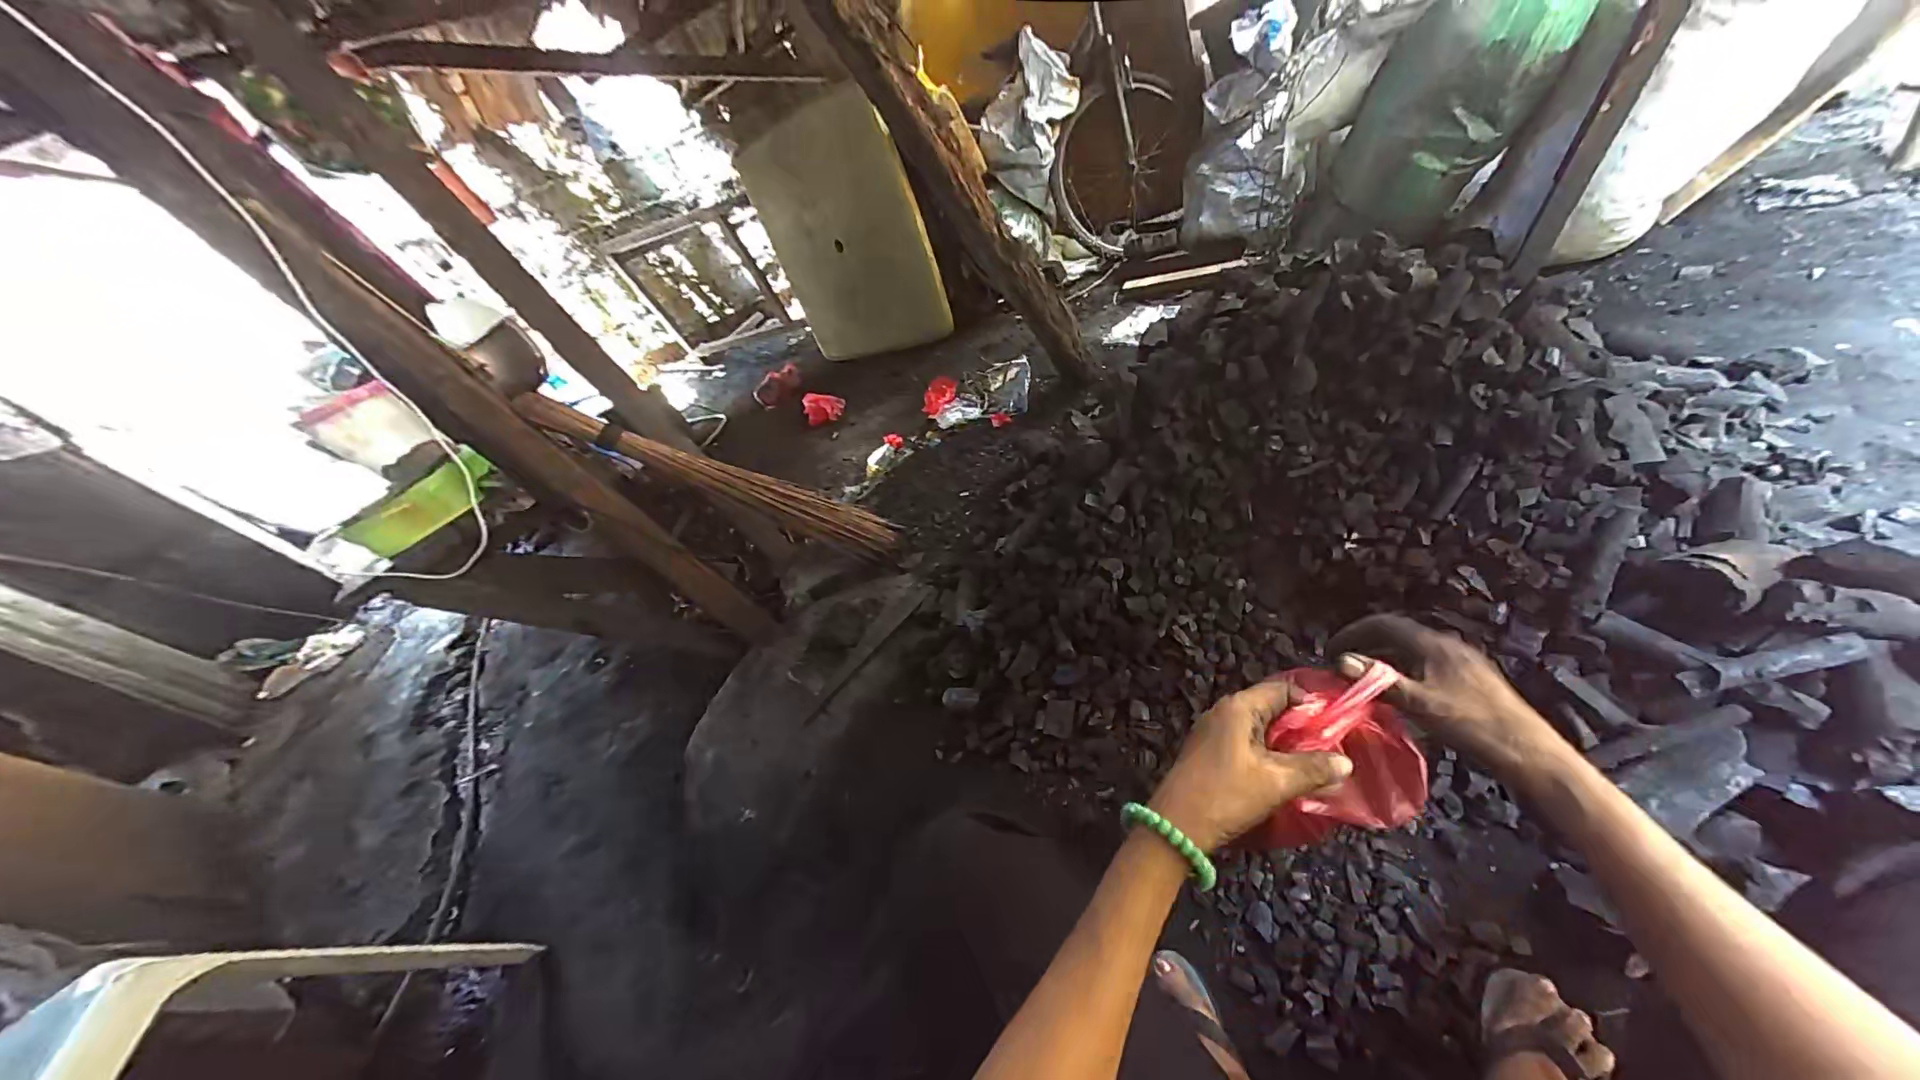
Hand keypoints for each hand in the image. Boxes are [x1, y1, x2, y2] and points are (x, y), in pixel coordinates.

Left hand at [1149, 679, 1352, 851]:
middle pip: (1272, 708)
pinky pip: (1247, 743)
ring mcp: (1214, 731)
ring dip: (1286, 744)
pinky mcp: (1211, 751)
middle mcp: (1224, 712)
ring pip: (1260, 728)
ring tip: (1317, 764)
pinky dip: (1269, 753)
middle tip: (1333, 748)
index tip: (1338, 725)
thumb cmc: (1225, 795)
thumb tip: (1346, 762)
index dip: (1312, 703)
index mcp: (1238, 708)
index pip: (1282, 689)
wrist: (1177, 825)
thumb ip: (1313, 769)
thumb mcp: (1276, 782)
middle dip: (1302, 727)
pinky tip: (1286, 774)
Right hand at [1328, 614, 1572, 792]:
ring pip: (1410, 651)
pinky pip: (1425, 664)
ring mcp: (1461, 661)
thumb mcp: (1419, 704)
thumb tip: (1340, 661)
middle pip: (1396, 635)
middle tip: (1344, 666)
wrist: (1530, 752)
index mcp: (1433, 645)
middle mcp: (1447, 645)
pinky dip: (1402, 671)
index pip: (1382, 623)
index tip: (1331, 650)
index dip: (1352, 633)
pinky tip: (1400, 694)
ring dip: (1383, 660)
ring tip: (1365, 681)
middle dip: (1365, 646)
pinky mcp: (1470, 679)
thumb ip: (1379, 681)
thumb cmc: (1472, 725)